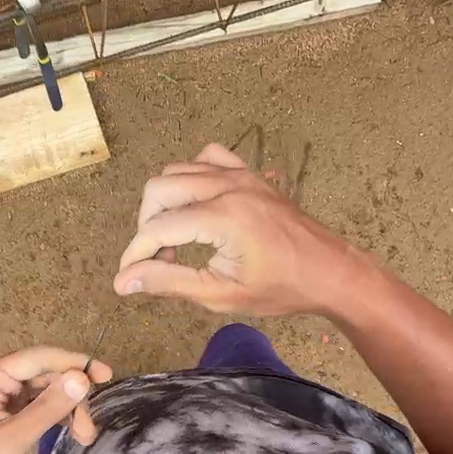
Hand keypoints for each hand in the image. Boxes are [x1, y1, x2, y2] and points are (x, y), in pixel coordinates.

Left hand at [0, 346, 114, 453]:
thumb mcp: (11, 442)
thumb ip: (47, 409)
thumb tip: (82, 378)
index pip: (38, 358)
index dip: (73, 362)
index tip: (105, 375)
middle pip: (47, 373)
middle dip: (73, 395)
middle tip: (90, 427)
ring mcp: (4, 396)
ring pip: (49, 389)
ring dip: (70, 408)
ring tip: (84, 437)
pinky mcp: (11, 413)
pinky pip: (44, 404)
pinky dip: (61, 416)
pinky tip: (74, 434)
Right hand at [112, 143, 373, 316]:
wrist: (329, 272)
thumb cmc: (280, 289)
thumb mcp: (221, 295)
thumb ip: (168, 283)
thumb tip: (123, 281)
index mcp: (223, 218)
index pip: (158, 228)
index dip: (135, 254)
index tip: (127, 277)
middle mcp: (228, 186)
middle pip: (159, 190)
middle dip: (147, 225)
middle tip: (160, 259)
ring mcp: (240, 174)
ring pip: (177, 171)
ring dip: (165, 204)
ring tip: (177, 240)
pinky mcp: (249, 173)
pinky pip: (206, 159)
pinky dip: (191, 178)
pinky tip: (197, 206)